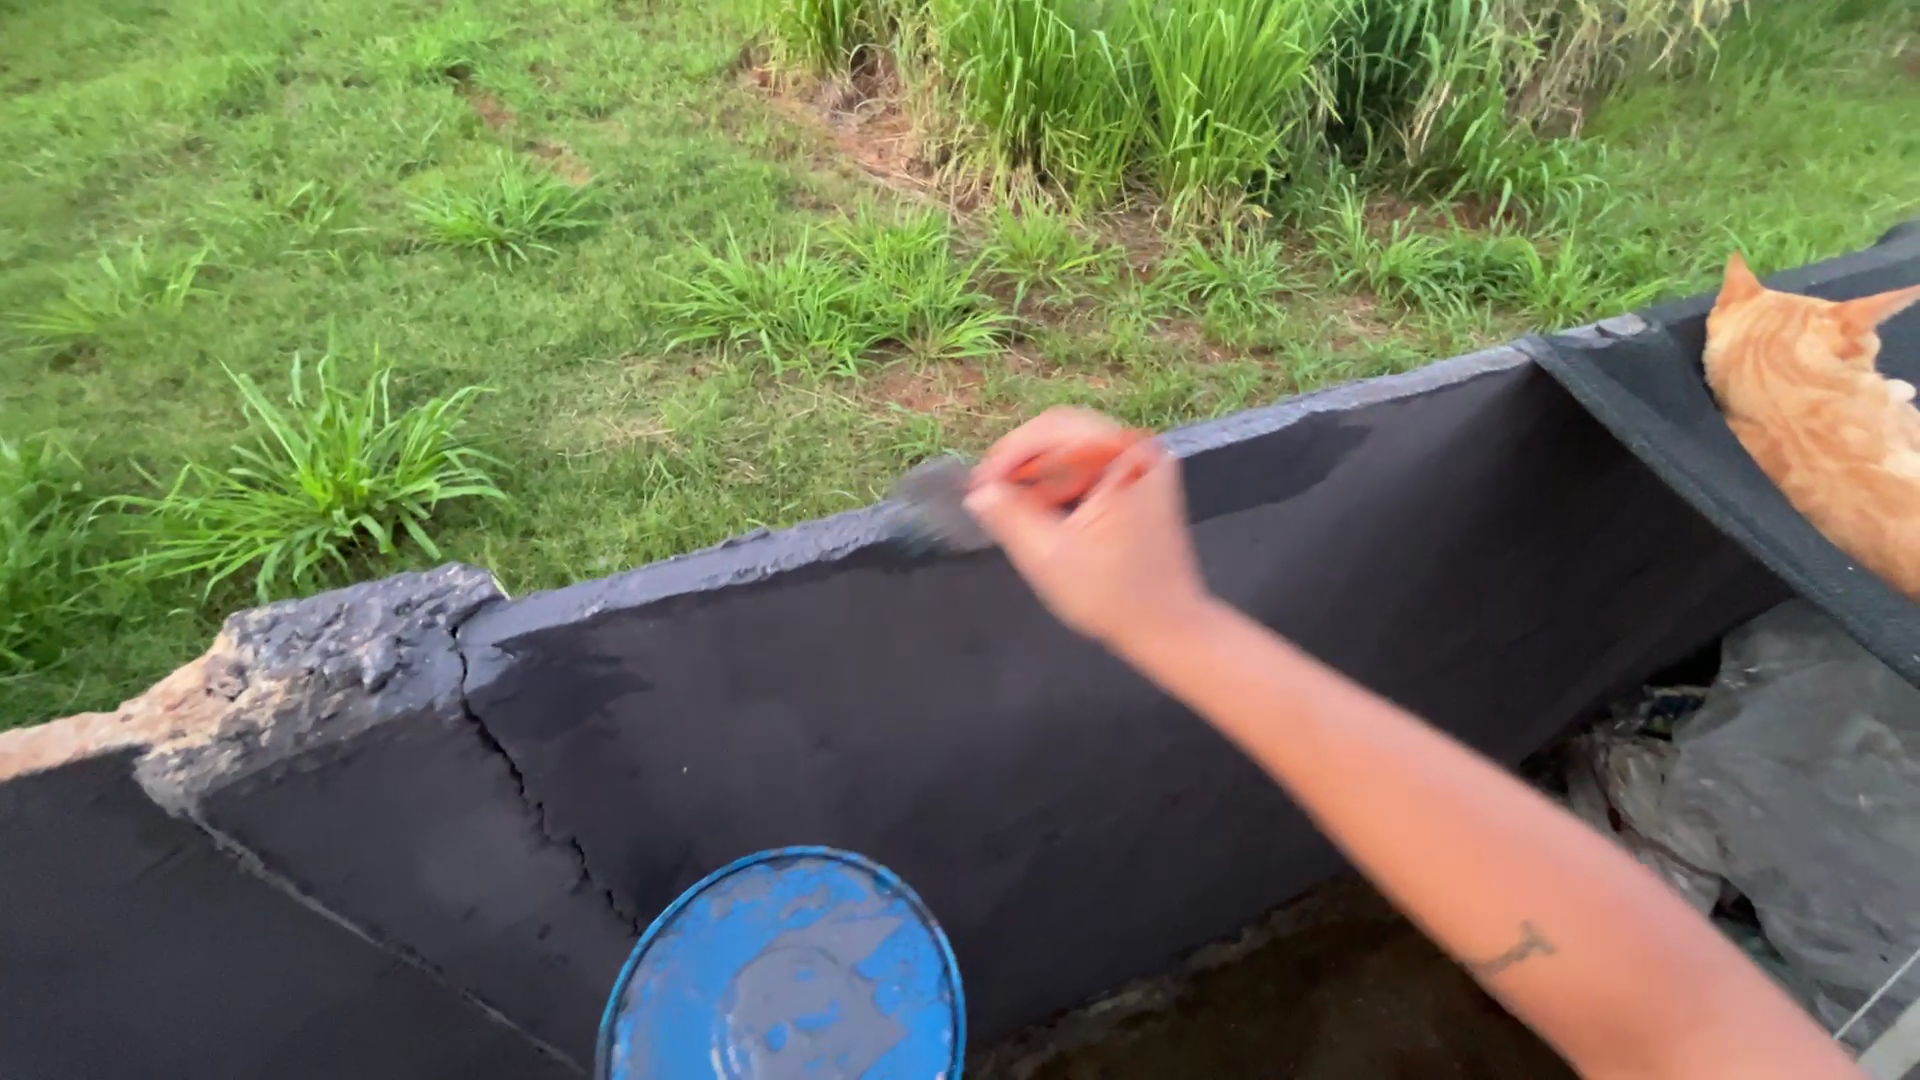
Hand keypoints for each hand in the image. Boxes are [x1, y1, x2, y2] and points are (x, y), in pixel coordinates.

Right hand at [965, 408, 1213, 648]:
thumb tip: (979, 491)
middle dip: (1021, 462)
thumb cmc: (1112, 596)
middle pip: (1063, 433)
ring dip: (1039, 472)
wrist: (1168, 625)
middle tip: (990, 493)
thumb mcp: (1048, 556)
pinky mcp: (1144, 482)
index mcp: (1122, 457)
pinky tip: (1042, 508)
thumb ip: (1008, 516)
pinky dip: (1062, 481)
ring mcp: (1145, 464)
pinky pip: (1092, 465)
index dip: (1008, 454)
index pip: (1051, 430)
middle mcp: (1139, 450)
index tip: (980, 486)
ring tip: (1010, 503)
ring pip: (1075, 449)